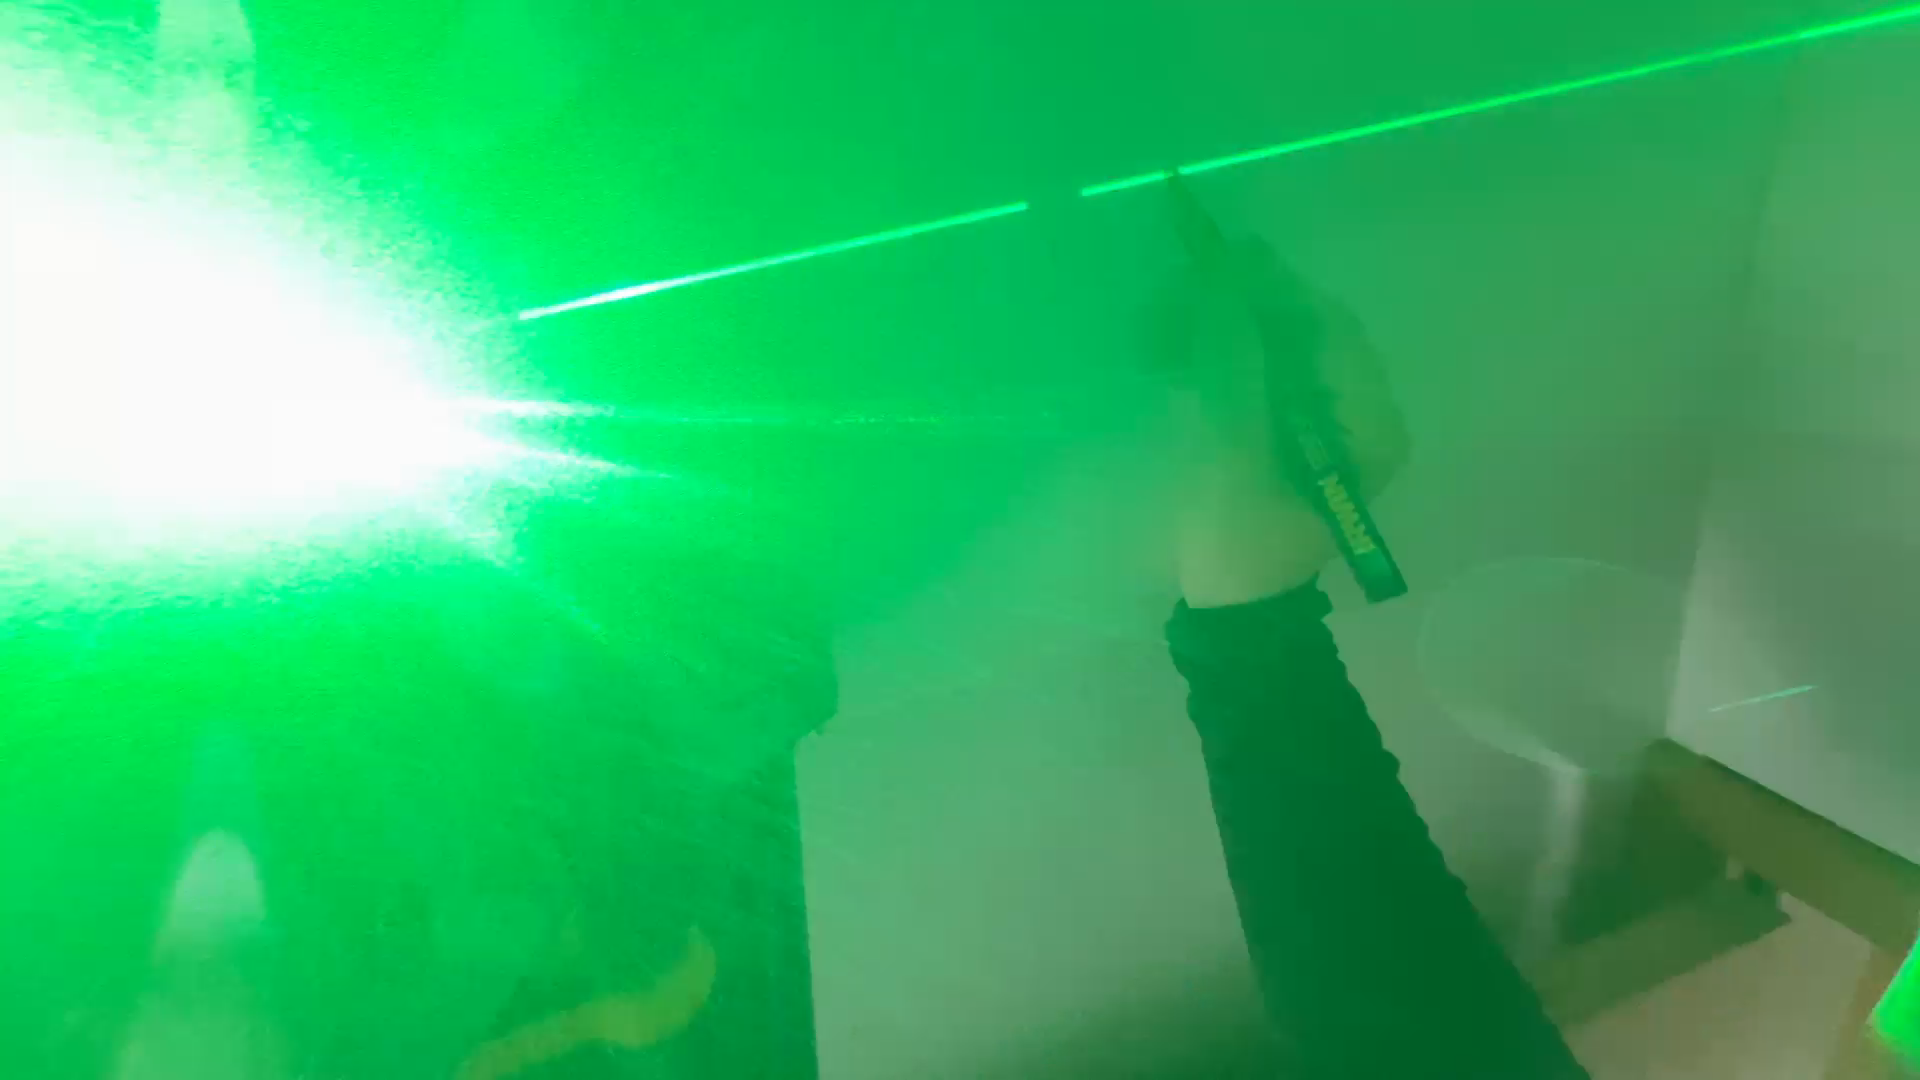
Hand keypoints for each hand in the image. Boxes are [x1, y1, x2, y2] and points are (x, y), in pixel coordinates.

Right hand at [1165, 245, 1408, 607]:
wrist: (1233, 608)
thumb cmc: (1240, 540)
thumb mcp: (1236, 454)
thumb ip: (1236, 370)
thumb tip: (1225, 293)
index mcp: (1367, 426)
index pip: (1333, 333)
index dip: (1281, 290)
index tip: (1228, 257)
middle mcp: (1358, 418)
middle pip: (1307, 338)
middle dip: (1246, 309)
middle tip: (1186, 285)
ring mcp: (1323, 428)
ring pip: (1279, 355)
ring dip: (1225, 332)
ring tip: (1165, 320)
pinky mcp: (1288, 437)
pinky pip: (1260, 381)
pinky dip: (1220, 361)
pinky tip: (1176, 351)